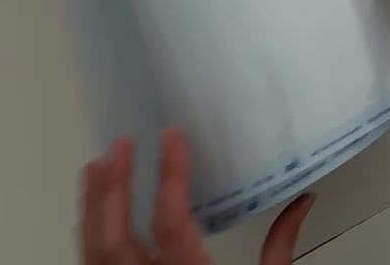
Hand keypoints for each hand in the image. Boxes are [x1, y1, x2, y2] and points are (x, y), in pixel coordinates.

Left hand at [81, 128, 311, 264]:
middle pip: (114, 241)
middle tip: (121, 145)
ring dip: (91, 210)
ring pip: (91, 258)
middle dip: (114, 189)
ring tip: (96, 168)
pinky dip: (86, 242)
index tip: (170, 136)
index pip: (171, 223)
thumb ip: (280, 249)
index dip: (168, 176)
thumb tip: (303, 201)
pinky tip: (92, 219)